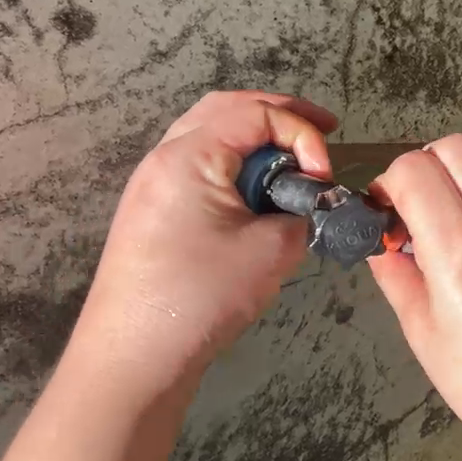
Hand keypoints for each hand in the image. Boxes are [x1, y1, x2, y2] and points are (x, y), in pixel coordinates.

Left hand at [75, 91, 336, 389]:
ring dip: (260, 134)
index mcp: (189, 158)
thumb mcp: (276, 248)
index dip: (302, 133)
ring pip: (211, 129)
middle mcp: (166, 158)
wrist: (136, 353)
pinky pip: (204, 160)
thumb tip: (307, 203)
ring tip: (299, 153)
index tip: (323, 176)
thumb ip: (303, 211)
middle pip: (227, 107)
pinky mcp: (157, 208)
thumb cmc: (204, 293)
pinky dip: (242, 158)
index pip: (257, 113)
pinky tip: (265, 183)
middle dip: (283, 113)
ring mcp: (155, 183)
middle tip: (325, 130)